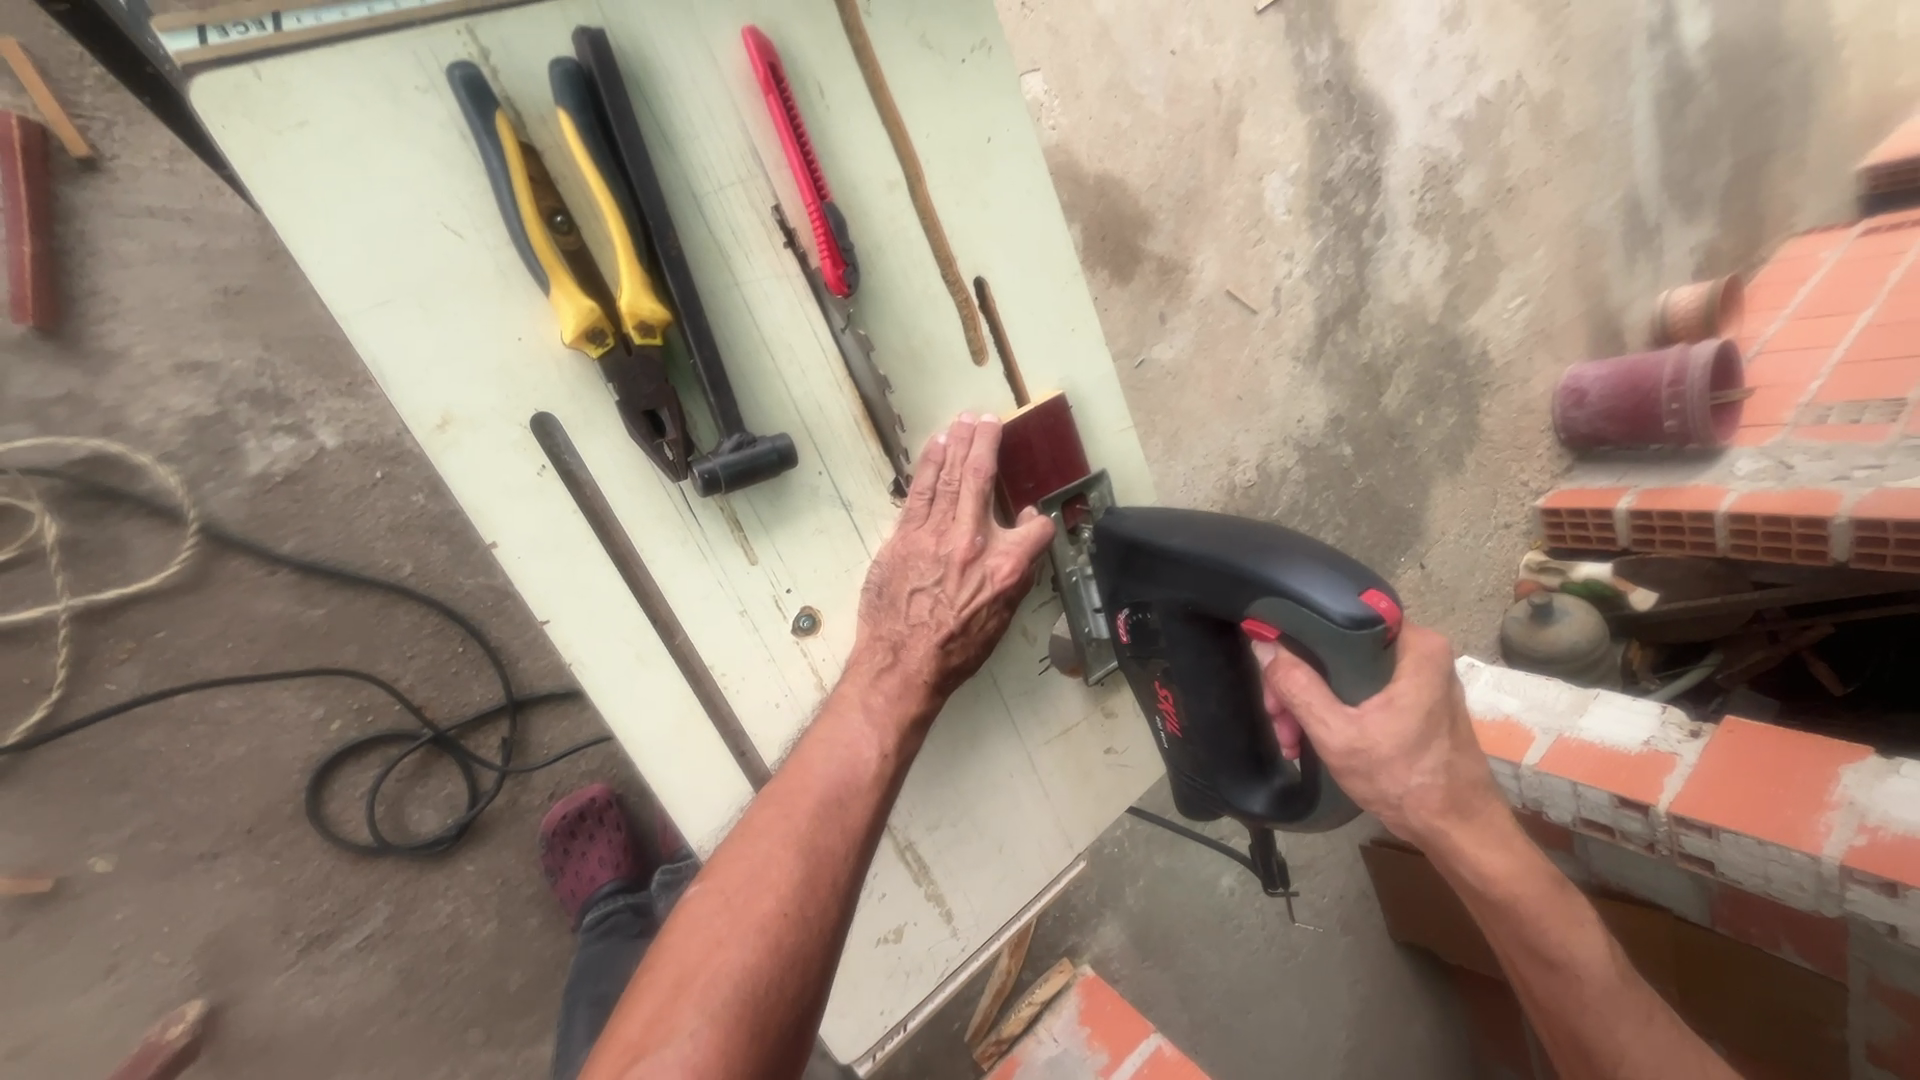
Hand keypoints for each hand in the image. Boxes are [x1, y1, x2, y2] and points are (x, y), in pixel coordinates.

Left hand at [851, 413, 1054, 714]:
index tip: (1032, 520)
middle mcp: (972, 541)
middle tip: (988, 418)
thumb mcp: (1001, 620)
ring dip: (956, 443)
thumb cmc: (955, 650)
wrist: (903, 663)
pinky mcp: (904, 537)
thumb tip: (1021, 539)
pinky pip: (919, 491)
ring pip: (949, 476)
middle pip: (982, 478)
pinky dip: (928, 465)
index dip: (1038, 522)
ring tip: (963, 421)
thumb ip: (1016, 574)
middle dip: (986, 443)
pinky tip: (935, 447)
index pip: (1036, 528)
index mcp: (1005, 567)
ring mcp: (934, 535)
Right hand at [1251, 624, 1504, 847]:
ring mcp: (1418, 676)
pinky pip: (1360, 690)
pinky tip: (1310, 738)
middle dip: (1298, 685)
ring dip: (1310, 703)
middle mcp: (1419, 651)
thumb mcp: (1337, 734)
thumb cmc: (1405, 780)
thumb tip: (1263, 644)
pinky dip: (1334, 711)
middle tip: (1277, 717)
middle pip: (1335, 650)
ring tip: (1290, 738)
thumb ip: (1297, 687)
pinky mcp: (1414, 699)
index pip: (1337, 619)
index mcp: (1414, 645)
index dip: (1295, 643)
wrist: (1457, 830)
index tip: (1272, 674)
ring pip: (1344, 673)